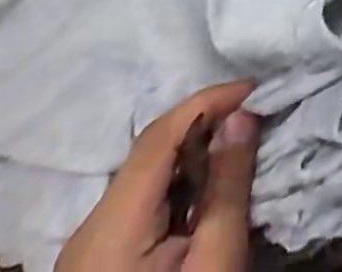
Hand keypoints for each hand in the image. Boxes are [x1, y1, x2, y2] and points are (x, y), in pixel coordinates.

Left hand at [59, 82, 260, 271]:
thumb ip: (226, 187)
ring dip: (191, 156)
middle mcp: (89, 228)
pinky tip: (204, 195)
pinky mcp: (98, 265)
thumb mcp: (215, 265)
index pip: (157, 136)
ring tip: (236, 149)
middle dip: (201, 127)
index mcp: (110, 227)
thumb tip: (240, 115)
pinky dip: (176, 187)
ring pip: (144, 178)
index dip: (206, 101)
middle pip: (147, 154)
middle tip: (251, 118)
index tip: (254, 87)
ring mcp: (88, 250)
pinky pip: (139, 205)